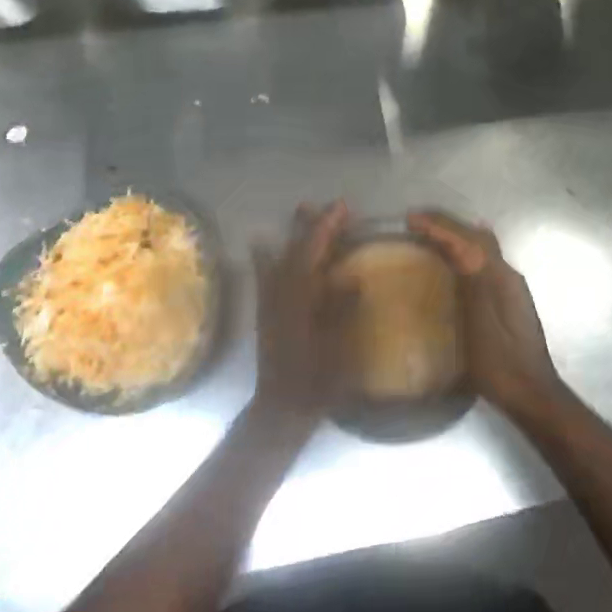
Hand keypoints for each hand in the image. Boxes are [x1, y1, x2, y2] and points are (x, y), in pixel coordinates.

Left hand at [254, 201, 350, 422]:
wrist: (284, 406)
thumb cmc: (318, 380)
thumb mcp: (340, 347)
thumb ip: (342, 311)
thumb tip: (350, 278)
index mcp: (303, 299)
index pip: (316, 253)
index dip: (329, 228)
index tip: (344, 207)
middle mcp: (283, 295)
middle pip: (297, 250)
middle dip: (312, 226)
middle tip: (325, 205)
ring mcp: (272, 303)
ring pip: (281, 259)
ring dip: (293, 235)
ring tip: (300, 211)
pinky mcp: (267, 314)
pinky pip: (265, 278)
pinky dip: (265, 258)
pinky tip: (261, 246)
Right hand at [408, 211, 564, 415]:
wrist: (530, 392)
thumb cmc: (499, 363)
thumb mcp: (478, 325)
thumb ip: (472, 283)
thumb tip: (457, 246)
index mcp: (499, 277)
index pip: (467, 238)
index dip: (438, 225)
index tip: (409, 219)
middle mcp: (507, 274)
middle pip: (477, 236)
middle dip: (446, 225)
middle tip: (414, 224)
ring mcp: (509, 287)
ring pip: (480, 248)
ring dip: (454, 237)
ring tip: (426, 238)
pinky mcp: (507, 300)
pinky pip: (481, 263)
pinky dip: (461, 253)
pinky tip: (448, 265)